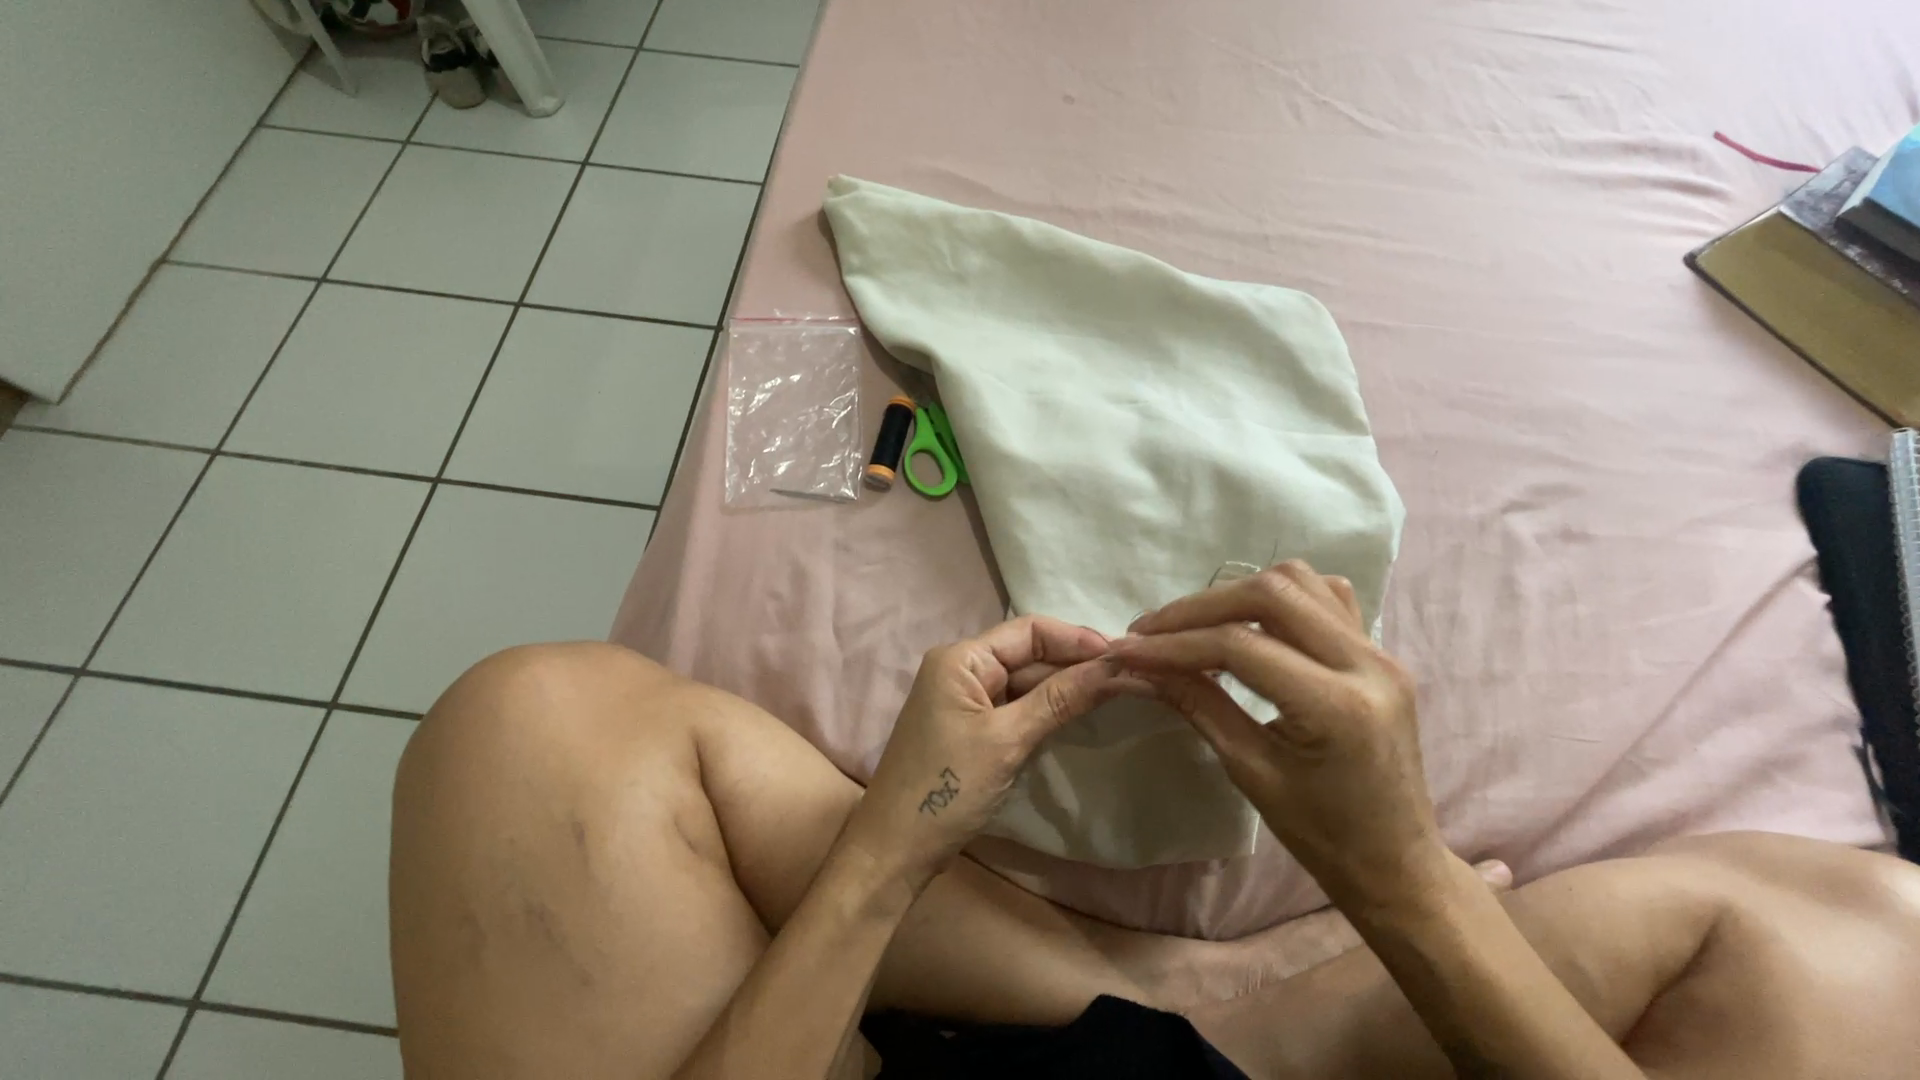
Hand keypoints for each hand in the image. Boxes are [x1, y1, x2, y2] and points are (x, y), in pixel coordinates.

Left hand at [843, 616, 1150, 889]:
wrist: (896, 849)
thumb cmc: (946, 788)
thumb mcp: (1007, 740)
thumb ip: (1060, 698)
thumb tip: (1114, 666)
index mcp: (960, 659)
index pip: (1029, 631)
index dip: (1077, 639)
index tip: (1124, 655)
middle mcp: (961, 669)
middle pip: (1029, 653)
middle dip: (1076, 663)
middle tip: (1132, 674)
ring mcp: (966, 700)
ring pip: (1026, 681)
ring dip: (1066, 686)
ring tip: (1119, 690)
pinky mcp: (972, 728)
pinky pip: (1016, 706)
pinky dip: (1047, 708)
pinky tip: (1082, 711)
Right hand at [1112, 561, 1448, 908]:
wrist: (1396, 862)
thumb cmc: (1322, 835)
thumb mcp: (1250, 771)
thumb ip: (1198, 705)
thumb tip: (1139, 668)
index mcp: (1337, 707)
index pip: (1240, 647)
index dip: (1174, 644)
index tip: (1126, 649)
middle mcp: (1367, 664)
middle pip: (1270, 594)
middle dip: (1199, 607)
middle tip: (1150, 630)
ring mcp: (1380, 652)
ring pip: (1299, 582)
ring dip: (1236, 594)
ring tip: (1193, 625)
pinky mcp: (1380, 652)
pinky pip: (1327, 595)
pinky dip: (1278, 596)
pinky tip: (1249, 621)